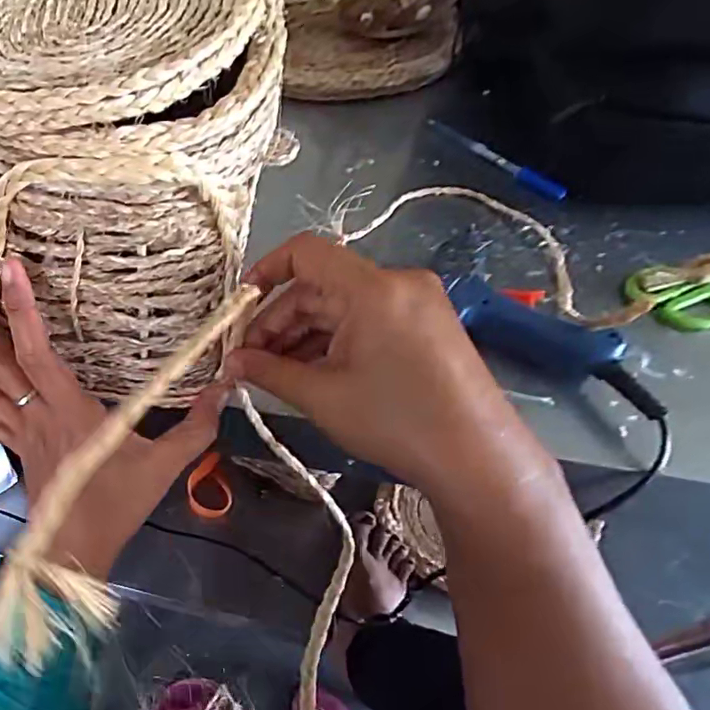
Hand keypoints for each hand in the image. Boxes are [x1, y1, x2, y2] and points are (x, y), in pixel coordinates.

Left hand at [0, 257, 227, 577]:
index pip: (35, 351)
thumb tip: (226, 388)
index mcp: (69, 410)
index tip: (9, 269)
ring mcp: (20, 434)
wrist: (76, 553)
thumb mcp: (164, 466)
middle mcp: (35, 416)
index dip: (20, 308)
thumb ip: (196, 426)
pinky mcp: (16, 450)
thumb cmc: (117, 506)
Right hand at [225, 235, 554, 504]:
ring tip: (275, 373)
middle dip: (278, 322)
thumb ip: (269, 371)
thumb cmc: (395, 422)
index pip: (305, 252)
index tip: (239, 309)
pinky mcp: (424, 324)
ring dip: (302, 336)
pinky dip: (333, 342)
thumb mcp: (322, 396)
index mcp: (372, 288)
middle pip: (319, 287)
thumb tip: (232, 362)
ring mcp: (415, 302)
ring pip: (340, 307)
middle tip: (249, 361)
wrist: (477, 457)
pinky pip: (365, 320)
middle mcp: (396, 282)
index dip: (264, 272)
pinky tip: (311, 372)